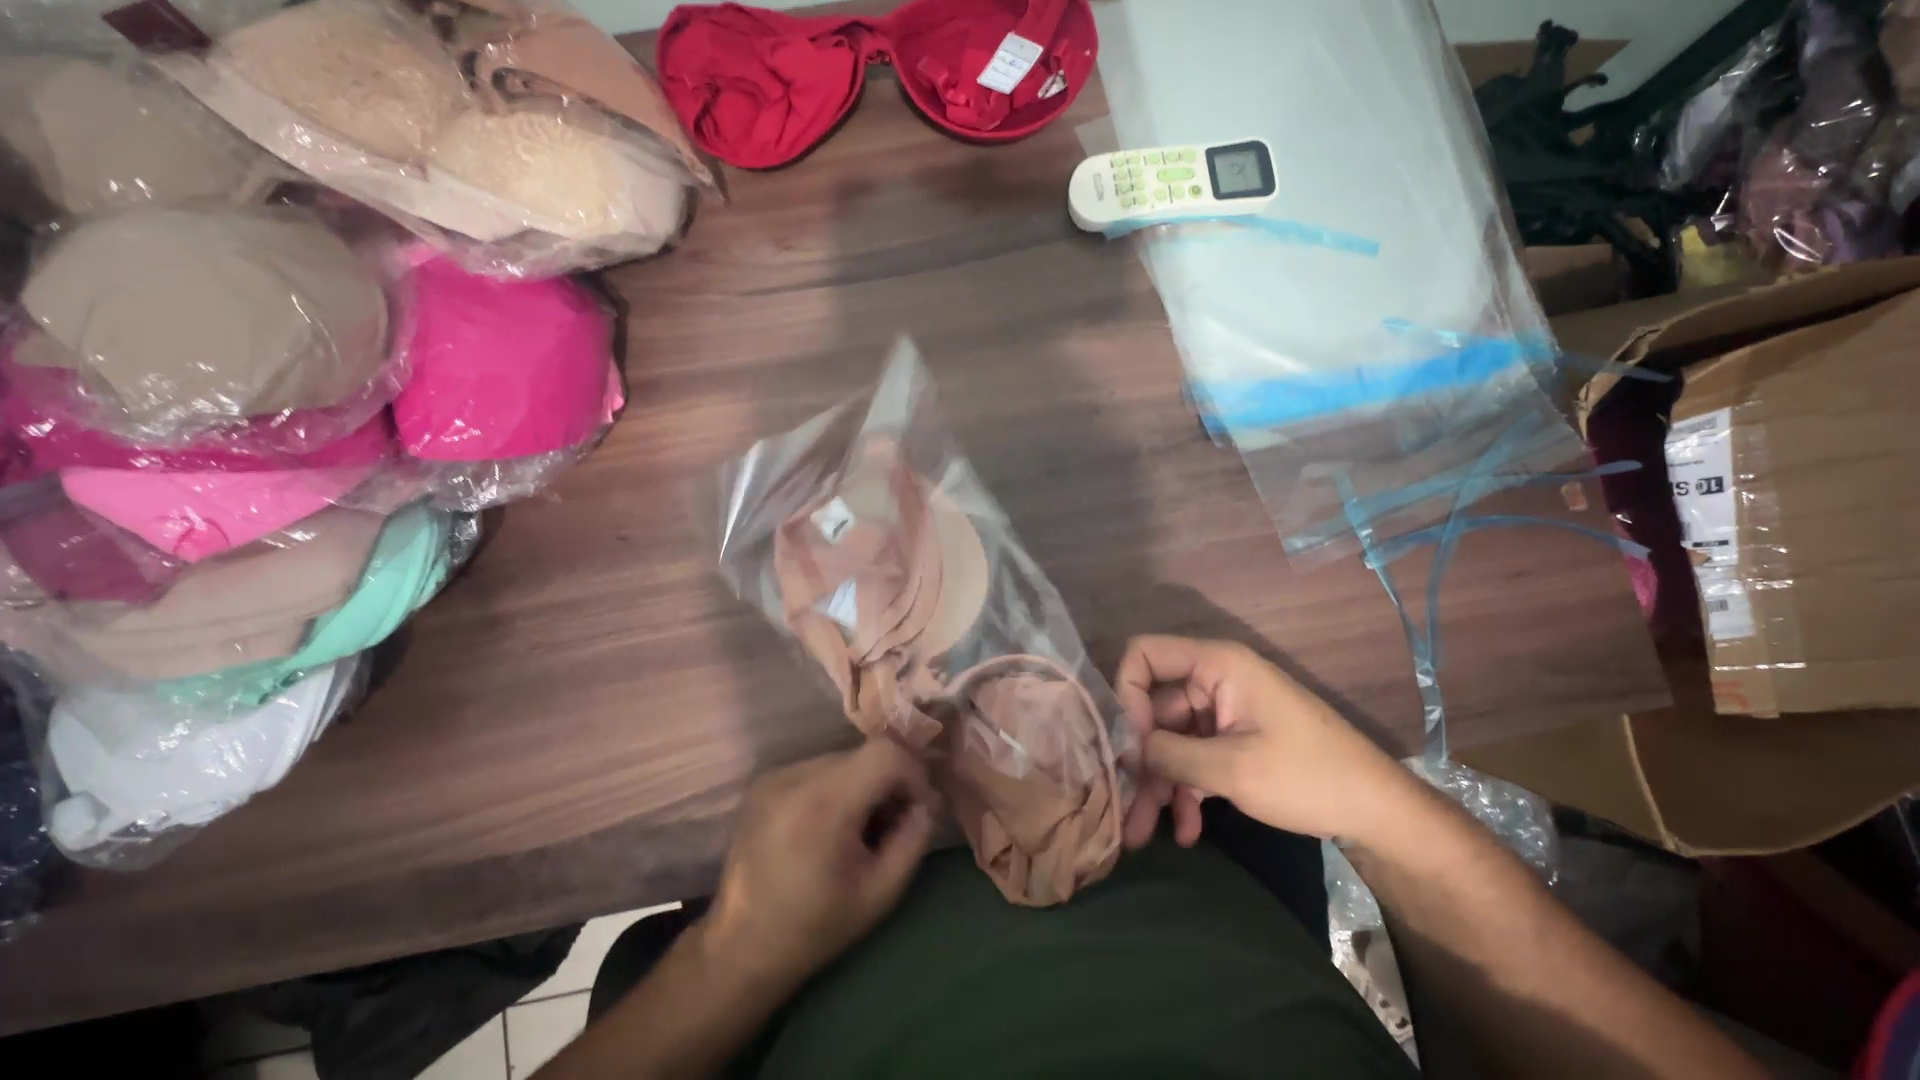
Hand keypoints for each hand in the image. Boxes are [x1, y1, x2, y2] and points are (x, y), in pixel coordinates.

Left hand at [703, 738, 939, 989]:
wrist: (742, 946)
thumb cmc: (817, 926)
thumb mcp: (882, 890)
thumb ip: (914, 837)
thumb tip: (928, 801)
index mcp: (823, 803)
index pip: (885, 752)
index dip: (913, 775)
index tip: (917, 810)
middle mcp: (793, 777)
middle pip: (862, 755)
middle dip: (887, 785)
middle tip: (891, 827)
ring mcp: (772, 777)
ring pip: (840, 760)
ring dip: (860, 786)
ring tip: (856, 832)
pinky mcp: (761, 783)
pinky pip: (814, 770)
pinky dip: (833, 789)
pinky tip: (827, 830)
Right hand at [1115, 635, 1416, 846]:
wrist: (1376, 812)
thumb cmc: (1306, 777)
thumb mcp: (1230, 768)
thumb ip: (1168, 754)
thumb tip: (1122, 750)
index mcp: (1218, 666)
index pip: (1146, 655)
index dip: (1127, 695)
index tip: (1129, 745)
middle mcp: (1217, 682)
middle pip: (1155, 709)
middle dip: (1139, 760)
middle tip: (1123, 808)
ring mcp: (1226, 715)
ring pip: (1172, 742)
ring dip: (1159, 786)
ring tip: (1143, 835)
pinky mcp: (1236, 744)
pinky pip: (1195, 760)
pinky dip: (1187, 792)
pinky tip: (1186, 832)